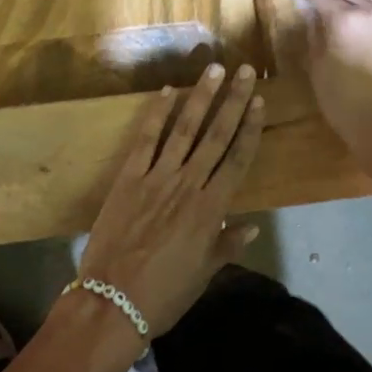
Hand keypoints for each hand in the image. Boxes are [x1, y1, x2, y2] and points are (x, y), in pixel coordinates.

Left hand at [77, 63, 264, 336]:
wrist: (113, 302)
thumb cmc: (164, 294)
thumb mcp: (203, 273)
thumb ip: (227, 244)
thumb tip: (252, 225)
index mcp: (211, 209)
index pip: (237, 159)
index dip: (249, 127)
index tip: (259, 101)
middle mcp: (188, 185)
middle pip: (216, 135)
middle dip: (232, 101)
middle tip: (244, 70)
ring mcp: (157, 177)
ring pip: (184, 129)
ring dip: (200, 96)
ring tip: (213, 69)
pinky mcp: (128, 178)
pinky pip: (145, 139)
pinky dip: (156, 113)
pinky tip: (167, 91)